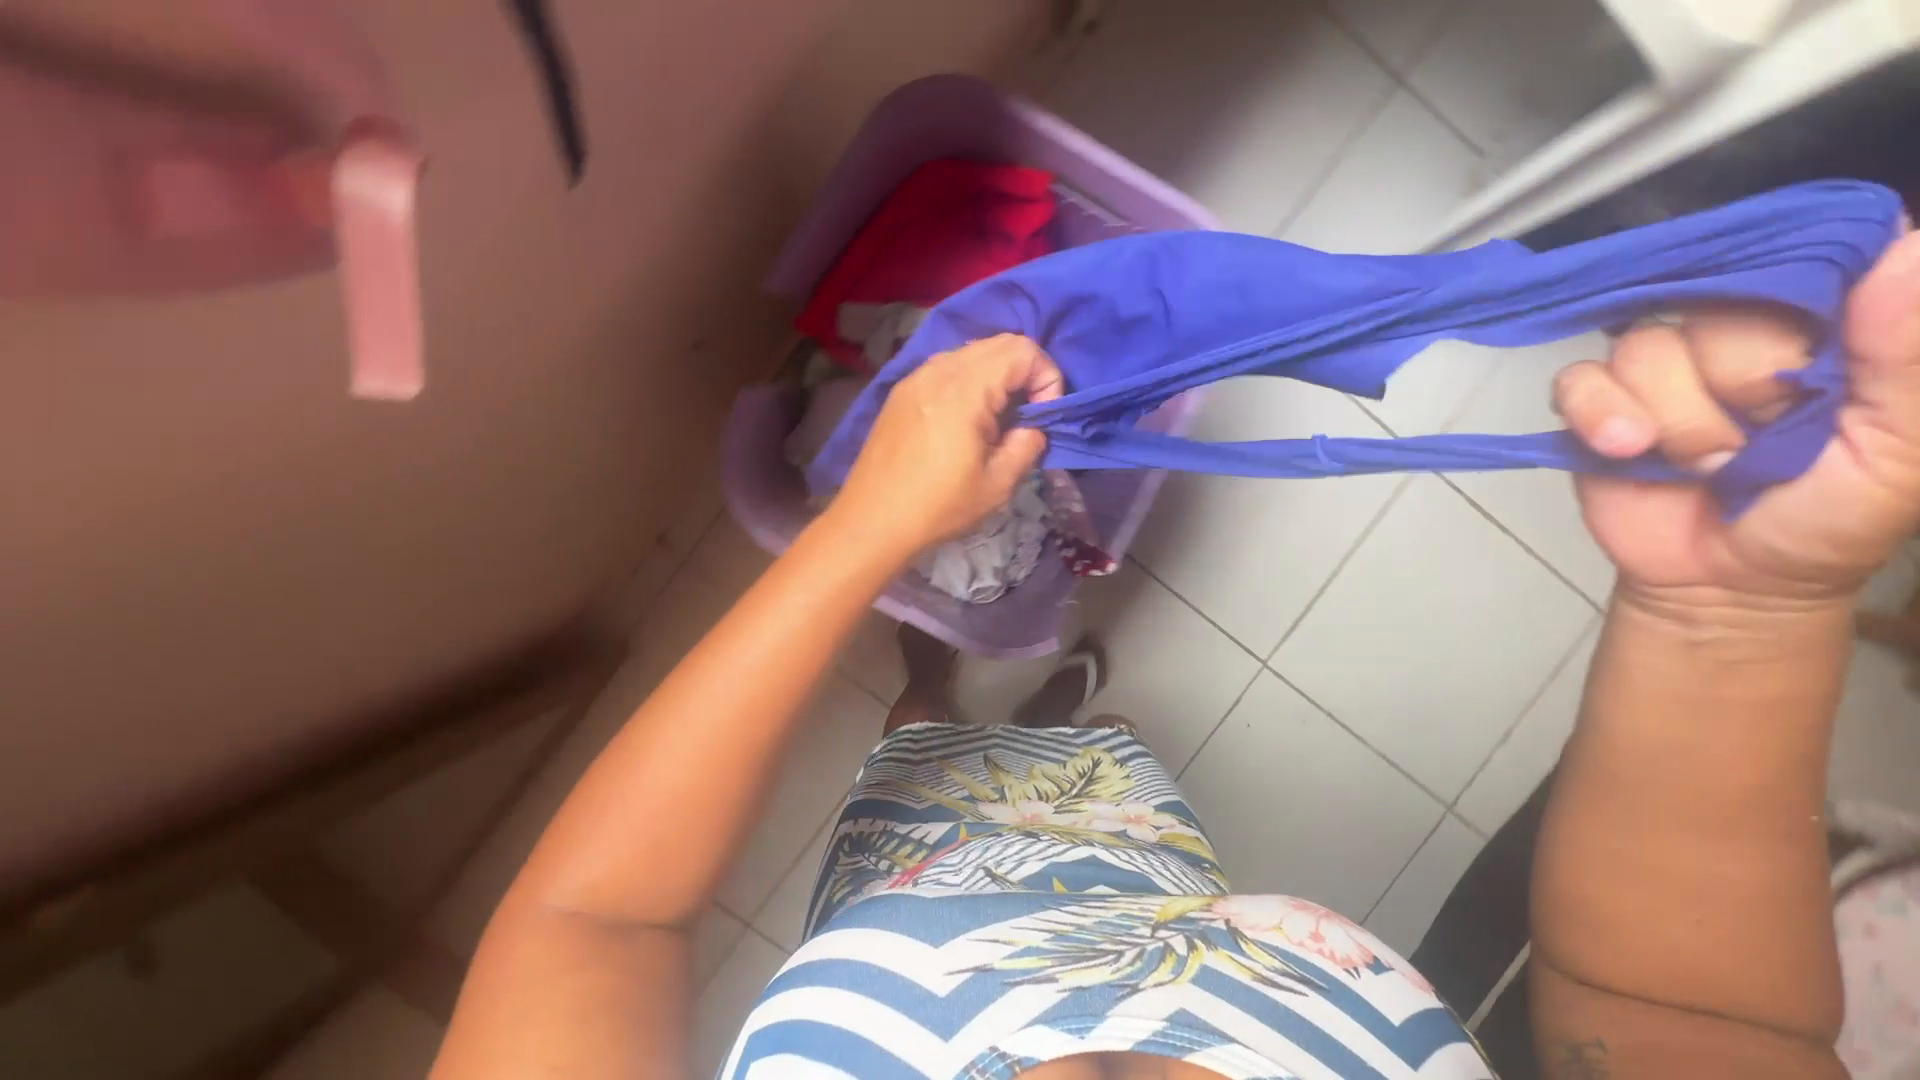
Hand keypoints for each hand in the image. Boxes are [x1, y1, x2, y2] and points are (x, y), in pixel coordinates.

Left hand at [825, 334, 1063, 559]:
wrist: (872, 520)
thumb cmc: (937, 506)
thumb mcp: (997, 485)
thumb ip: (1027, 445)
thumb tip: (1034, 426)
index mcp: (965, 389)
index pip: (1023, 350)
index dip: (1047, 377)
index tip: (1043, 417)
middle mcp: (939, 370)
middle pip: (1000, 342)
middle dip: (1025, 373)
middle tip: (1026, 416)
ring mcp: (916, 376)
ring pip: (972, 351)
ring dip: (997, 375)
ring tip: (996, 420)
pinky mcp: (902, 390)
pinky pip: (947, 366)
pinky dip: (970, 380)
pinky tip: (966, 421)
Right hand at [1555, 230, 1919, 612]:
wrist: (1723, 585)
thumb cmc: (1823, 521)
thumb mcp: (1894, 451)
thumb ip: (1903, 361)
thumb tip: (1903, 249)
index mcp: (1824, 334)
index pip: (1808, 259)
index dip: (1797, 279)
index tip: (1802, 339)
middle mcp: (1737, 339)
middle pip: (1716, 303)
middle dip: (1735, 376)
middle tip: (1757, 433)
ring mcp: (1660, 372)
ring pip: (1643, 345)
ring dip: (1671, 416)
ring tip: (1696, 465)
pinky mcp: (1595, 405)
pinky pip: (1577, 380)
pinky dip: (1597, 414)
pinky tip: (1624, 449)